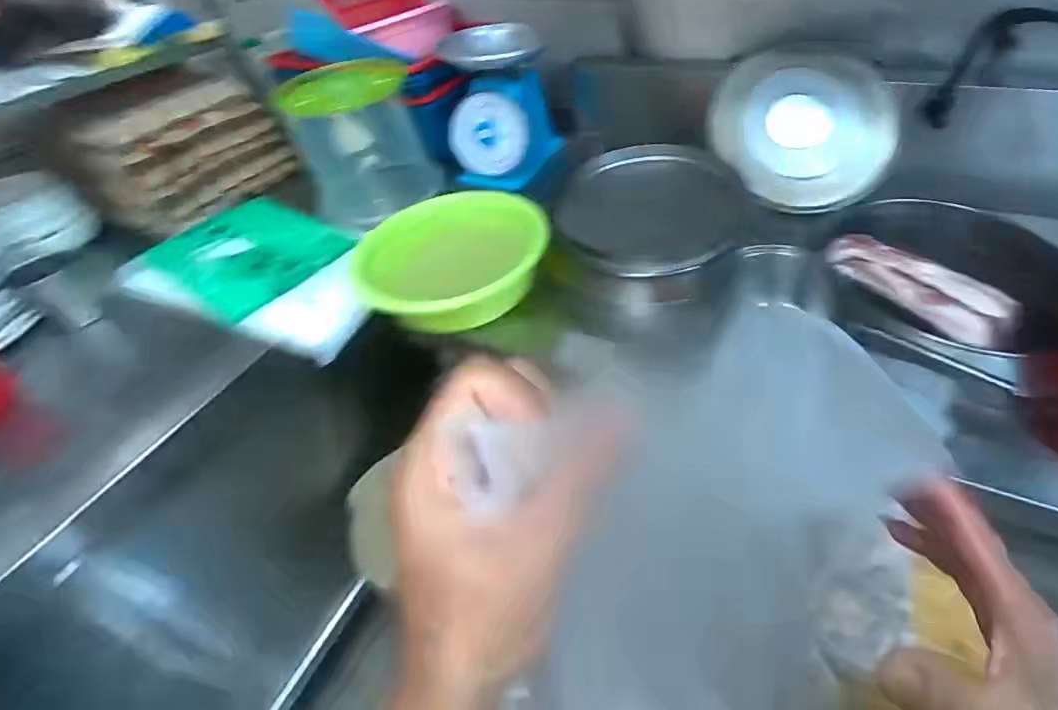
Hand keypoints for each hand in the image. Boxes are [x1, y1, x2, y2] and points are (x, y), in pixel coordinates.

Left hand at [388, 359, 618, 709]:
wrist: (460, 685)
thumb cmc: (486, 617)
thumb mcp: (540, 542)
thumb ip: (582, 473)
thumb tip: (625, 414)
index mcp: (431, 459)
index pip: (473, 378)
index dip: (517, 394)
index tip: (549, 436)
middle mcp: (438, 455)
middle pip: (492, 388)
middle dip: (540, 407)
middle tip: (569, 446)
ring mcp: (456, 474)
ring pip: (507, 415)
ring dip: (548, 430)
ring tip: (572, 462)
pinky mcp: (476, 493)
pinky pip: (513, 446)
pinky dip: (544, 452)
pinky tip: (567, 480)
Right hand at [881, 479, 1057, 709]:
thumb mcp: (990, 709)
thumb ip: (941, 684)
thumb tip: (882, 661)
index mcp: (1021, 607)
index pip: (979, 539)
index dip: (946, 502)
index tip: (911, 470)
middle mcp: (1019, 605)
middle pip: (973, 544)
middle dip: (933, 511)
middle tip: (889, 485)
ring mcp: (1014, 623)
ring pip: (969, 563)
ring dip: (934, 535)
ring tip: (894, 516)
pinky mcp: (1005, 644)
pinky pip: (967, 586)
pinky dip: (940, 564)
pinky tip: (920, 566)